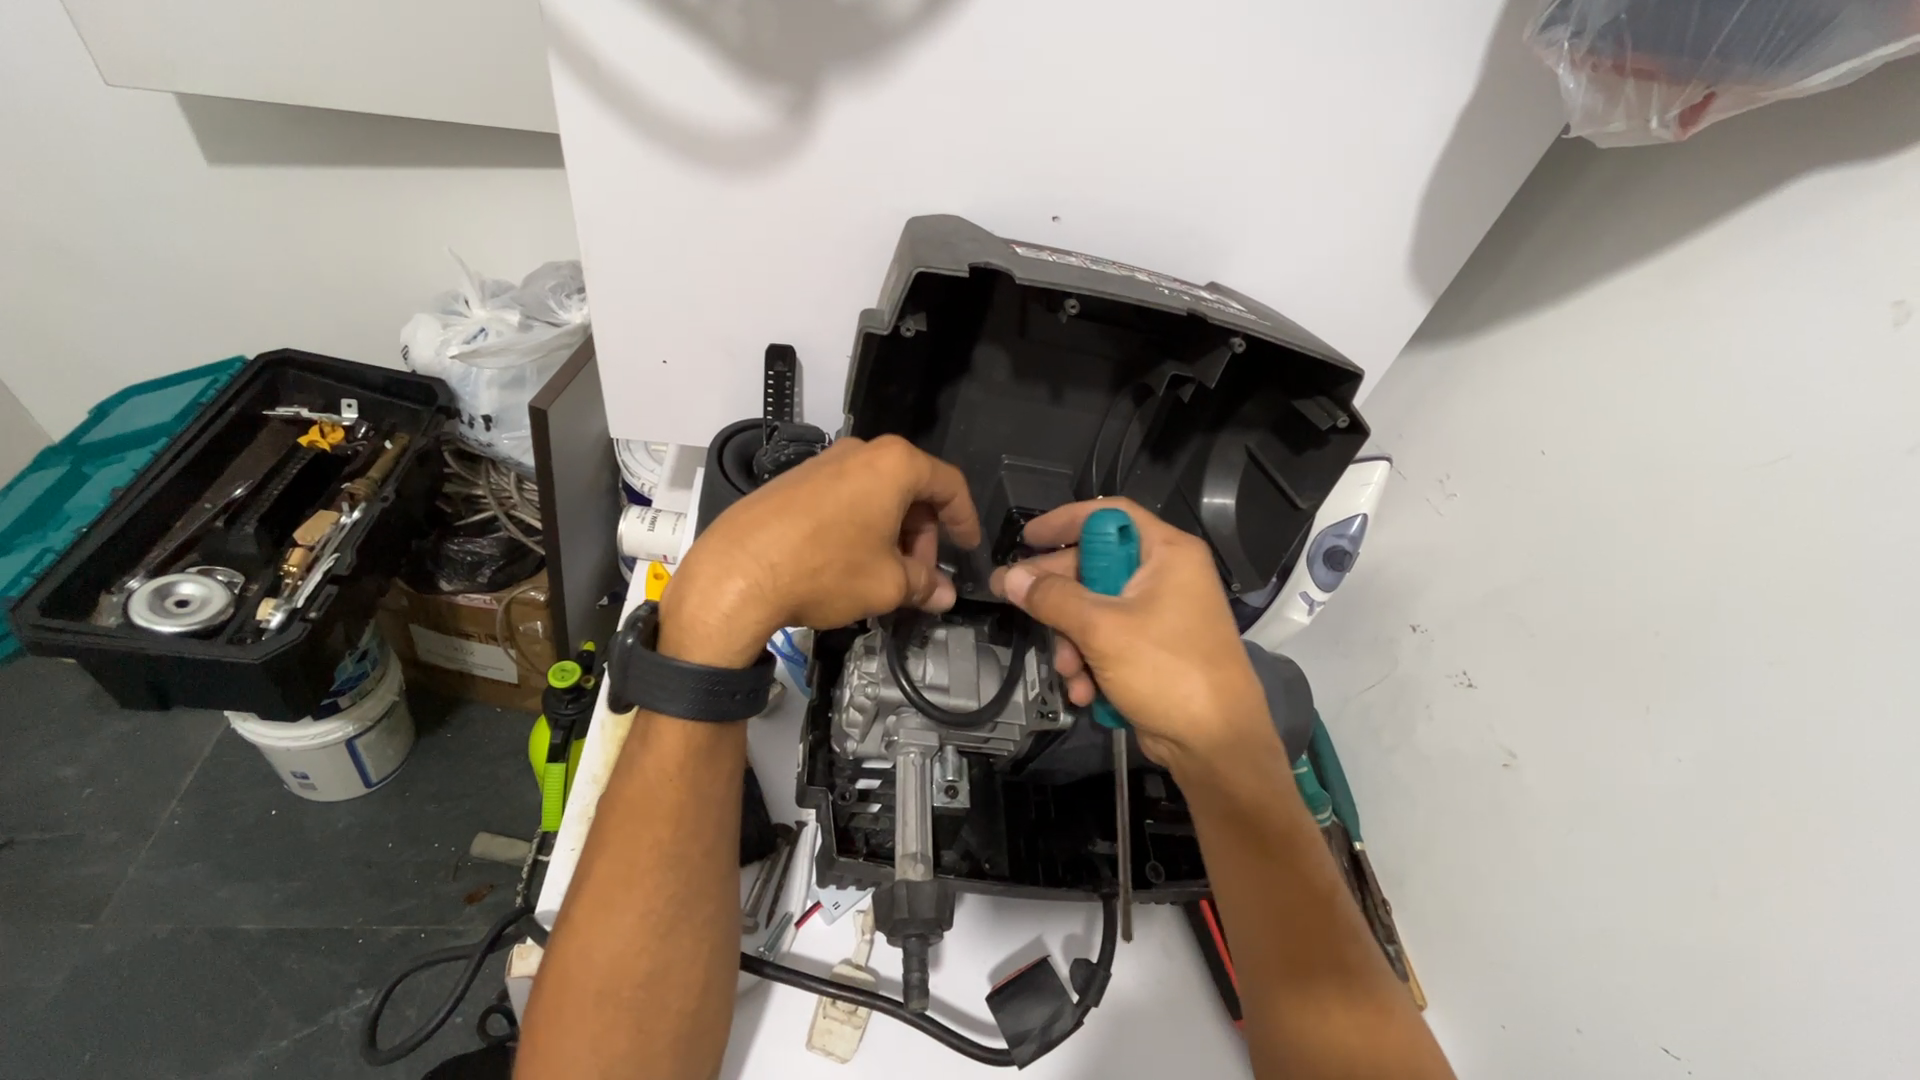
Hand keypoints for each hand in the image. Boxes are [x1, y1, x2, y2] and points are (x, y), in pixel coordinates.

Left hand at [658, 436, 981, 667]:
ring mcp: (821, 464)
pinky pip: (843, 501)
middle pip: (910, 490)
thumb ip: (925, 585)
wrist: (736, 574)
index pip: (949, 485)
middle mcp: (859, 453)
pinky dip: (859, 529)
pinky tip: (849, 566)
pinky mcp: (791, 483)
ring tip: (885, 577)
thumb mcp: (888, 584)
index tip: (968, 549)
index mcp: (893, 464)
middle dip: (923, 535)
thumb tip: (943, 595)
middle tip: (920, 576)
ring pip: (875, 496)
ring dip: (890, 535)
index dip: (965, 520)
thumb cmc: (826, 569)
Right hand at [991, 498, 1276, 772]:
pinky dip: (1090, 663)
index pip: (1109, 516)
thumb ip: (1052, 598)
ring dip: (1072, 642)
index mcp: (1167, 553)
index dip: (1065, 522)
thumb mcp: (1102, 629)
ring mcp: (1159, 615)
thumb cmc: (1167, 670)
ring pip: (1094, 610)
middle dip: (1059, 599)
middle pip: (1094, 567)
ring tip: (1069, 671)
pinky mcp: (1152, 650)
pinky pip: (1106, 641)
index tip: (1027, 539)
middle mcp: (1165, 576)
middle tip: (1019, 604)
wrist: (1216, 744)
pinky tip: (1085, 691)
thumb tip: (1009, 577)